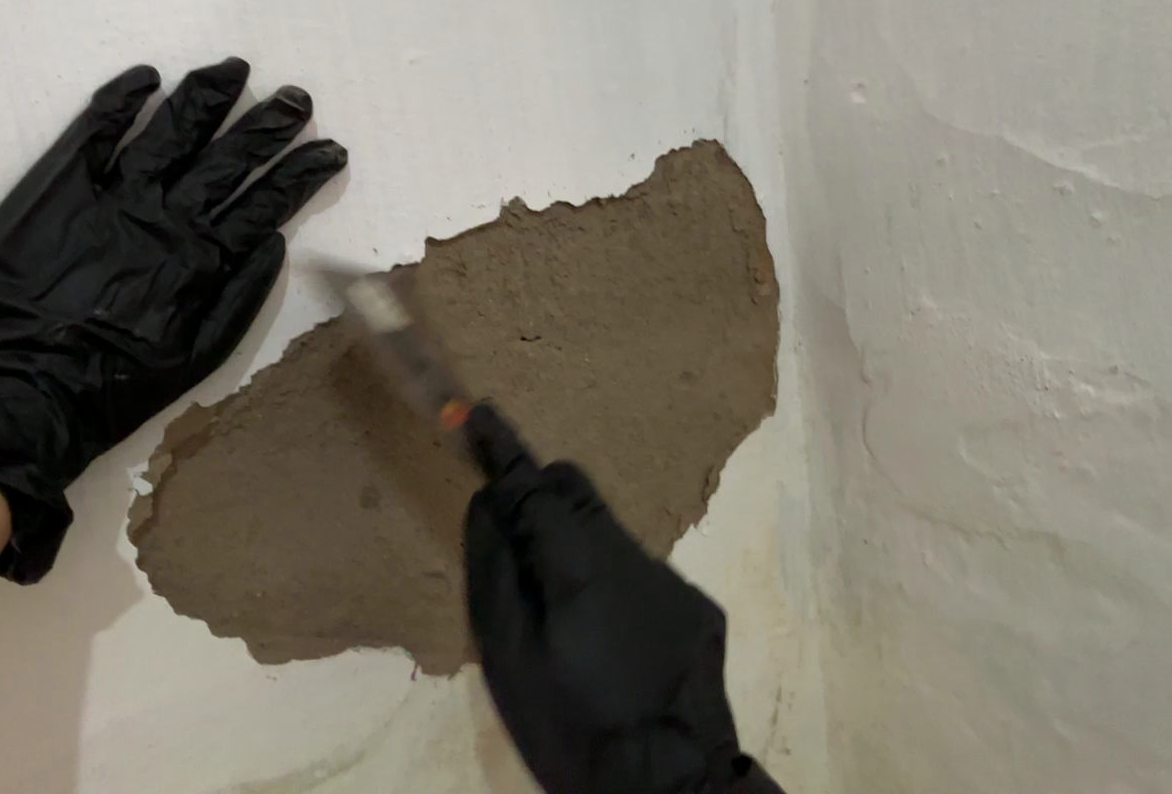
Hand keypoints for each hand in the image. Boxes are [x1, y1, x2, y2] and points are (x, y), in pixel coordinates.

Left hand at [0, 59, 345, 582]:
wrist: (15, 397)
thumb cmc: (115, 386)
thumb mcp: (199, 358)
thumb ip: (241, 298)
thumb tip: (277, 243)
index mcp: (200, 259)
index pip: (267, 204)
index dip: (303, 174)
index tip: (332, 150)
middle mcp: (163, 217)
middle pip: (228, 159)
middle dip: (268, 125)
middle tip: (297, 97)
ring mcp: (108, 197)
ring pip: (170, 132)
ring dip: (207, 98)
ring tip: (234, 69)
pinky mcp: (54, 189)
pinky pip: (91, 131)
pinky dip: (119, 100)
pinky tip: (147, 76)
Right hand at [465, 459, 783, 793]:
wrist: (673, 789)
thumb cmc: (572, 728)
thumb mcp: (510, 658)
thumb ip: (496, 569)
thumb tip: (487, 502)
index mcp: (577, 564)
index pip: (531, 485)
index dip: (501, 448)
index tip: (478, 414)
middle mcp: (628, 552)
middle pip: (575, 488)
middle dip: (541, 494)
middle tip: (516, 537)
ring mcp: (667, 576)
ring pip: (606, 526)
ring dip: (576, 542)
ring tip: (566, 614)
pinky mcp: (693, 602)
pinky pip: (637, 566)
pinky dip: (610, 578)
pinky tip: (612, 639)